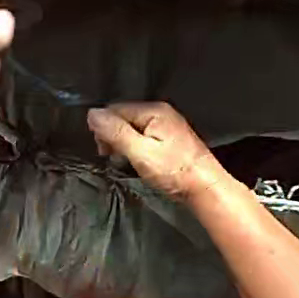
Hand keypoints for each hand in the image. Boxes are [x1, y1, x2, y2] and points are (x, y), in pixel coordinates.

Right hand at [86, 102, 233, 201]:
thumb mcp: (140, 152)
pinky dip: (135, 149)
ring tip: (126, 163)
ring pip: (132, 129)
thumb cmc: (174, 172)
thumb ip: (116, 132)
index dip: (103, 129)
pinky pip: (143, 137)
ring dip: (123, 145)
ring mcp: (167, 126)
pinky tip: (138, 163)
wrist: (205, 188)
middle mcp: (161, 113)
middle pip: (123, 118)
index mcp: (154, 111)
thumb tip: (92, 114)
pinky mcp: (169, 140)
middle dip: (112, 137)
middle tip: (113, 159)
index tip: (104, 151)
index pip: (115, 109)